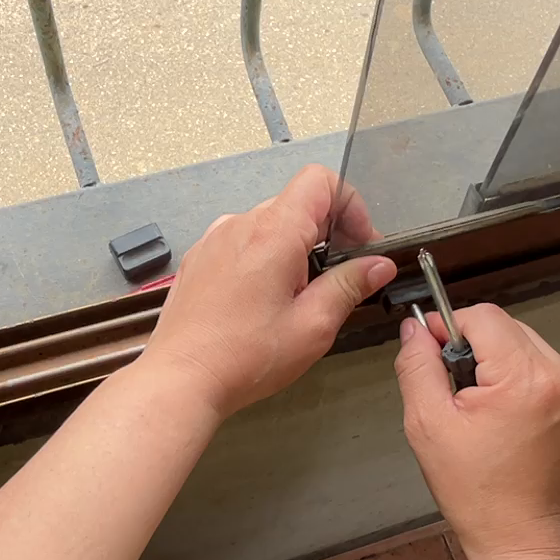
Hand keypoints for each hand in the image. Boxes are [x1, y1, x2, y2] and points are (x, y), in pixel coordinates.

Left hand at [141, 166, 396, 416]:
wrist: (182, 378)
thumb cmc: (242, 357)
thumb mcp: (312, 325)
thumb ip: (349, 286)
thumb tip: (377, 265)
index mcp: (273, 233)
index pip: (320, 181)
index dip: (349, 205)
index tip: (358, 244)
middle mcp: (239, 225)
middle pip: (296, 204)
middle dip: (325, 233)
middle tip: (336, 277)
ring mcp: (215, 240)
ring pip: (268, 224)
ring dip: (292, 248)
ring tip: (296, 295)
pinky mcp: (200, 259)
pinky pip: (241, 242)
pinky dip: (262, 259)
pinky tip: (263, 300)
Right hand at [394, 303, 559, 559]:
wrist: (525, 539)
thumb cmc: (475, 490)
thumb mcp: (428, 424)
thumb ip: (417, 366)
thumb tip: (415, 328)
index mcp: (527, 378)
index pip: (482, 316)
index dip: (448, 327)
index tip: (430, 354)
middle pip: (504, 327)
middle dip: (472, 348)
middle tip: (453, 391)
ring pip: (522, 343)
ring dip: (494, 361)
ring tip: (479, 407)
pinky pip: (540, 364)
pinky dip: (515, 376)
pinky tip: (502, 413)